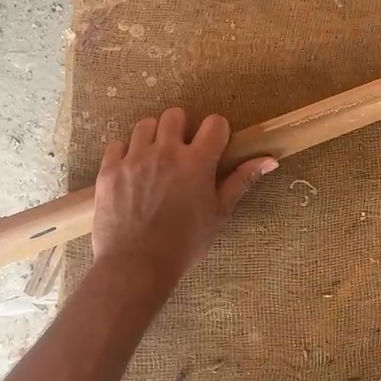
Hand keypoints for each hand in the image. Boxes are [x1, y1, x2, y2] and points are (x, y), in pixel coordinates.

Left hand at [92, 108, 275, 293]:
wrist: (136, 265)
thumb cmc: (184, 243)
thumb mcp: (219, 213)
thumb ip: (241, 181)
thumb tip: (270, 160)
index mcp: (197, 162)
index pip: (214, 123)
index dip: (218, 132)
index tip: (214, 147)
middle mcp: (166, 152)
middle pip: (175, 115)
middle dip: (183, 127)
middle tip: (183, 150)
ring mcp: (134, 159)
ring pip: (145, 125)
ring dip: (154, 136)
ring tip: (156, 157)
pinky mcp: (109, 170)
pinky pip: (117, 144)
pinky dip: (126, 152)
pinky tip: (132, 170)